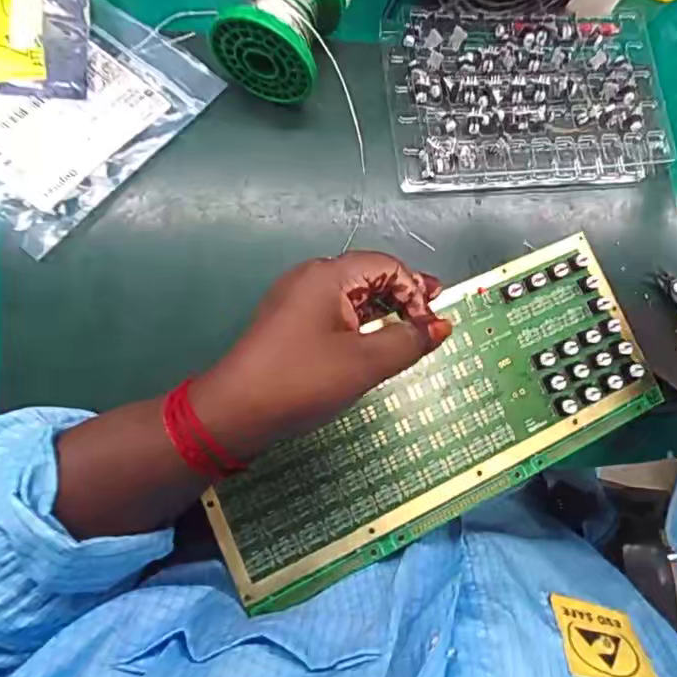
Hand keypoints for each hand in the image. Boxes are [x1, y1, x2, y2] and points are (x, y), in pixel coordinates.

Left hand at [191, 253, 451, 461]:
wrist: (235, 410)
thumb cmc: (300, 380)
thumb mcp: (365, 362)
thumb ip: (409, 341)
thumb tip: (440, 326)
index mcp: (328, 275)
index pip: (387, 266)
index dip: (416, 291)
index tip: (431, 325)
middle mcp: (309, 278)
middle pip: (368, 276)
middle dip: (403, 297)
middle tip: (429, 320)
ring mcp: (295, 299)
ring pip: (350, 296)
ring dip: (382, 312)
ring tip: (406, 334)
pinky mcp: (287, 322)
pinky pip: (333, 313)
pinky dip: (358, 324)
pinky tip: (370, 345)